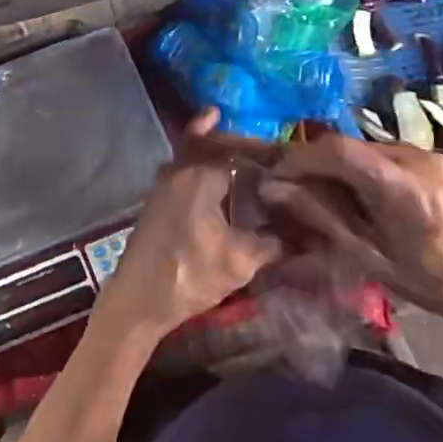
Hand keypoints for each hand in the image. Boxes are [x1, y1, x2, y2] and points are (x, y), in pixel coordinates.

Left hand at [96, 117, 282, 338]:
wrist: (139, 299)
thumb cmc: (190, 275)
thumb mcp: (240, 262)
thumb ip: (272, 242)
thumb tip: (303, 233)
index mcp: (200, 177)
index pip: (240, 151)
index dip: (266, 153)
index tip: (289, 159)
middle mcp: (179, 170)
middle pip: (214, 143)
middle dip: (242, 143)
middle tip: (270, 150)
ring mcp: (163, 182)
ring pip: (194, 151)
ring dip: (218, 147)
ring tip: (247, 153)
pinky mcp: (157, 197)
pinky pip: (184, 165)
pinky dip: (200, 160)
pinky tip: (217, 174)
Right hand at [259, 134, 442, 333]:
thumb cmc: (422, 277)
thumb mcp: (364, 253)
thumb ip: (318, 214)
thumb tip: (271, 188)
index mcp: (404, 189)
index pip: (340, 152)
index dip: (299, 158)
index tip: (273, 176)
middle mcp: (414, 158)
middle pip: (343, 145)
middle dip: (307, 160)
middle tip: (281, 183)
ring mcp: (419, 151)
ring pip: (352, 144)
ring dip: (324, 161)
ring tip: (303, 186)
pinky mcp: (418, 152)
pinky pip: (367, 150)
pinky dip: (343, 163)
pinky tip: (334, 184)